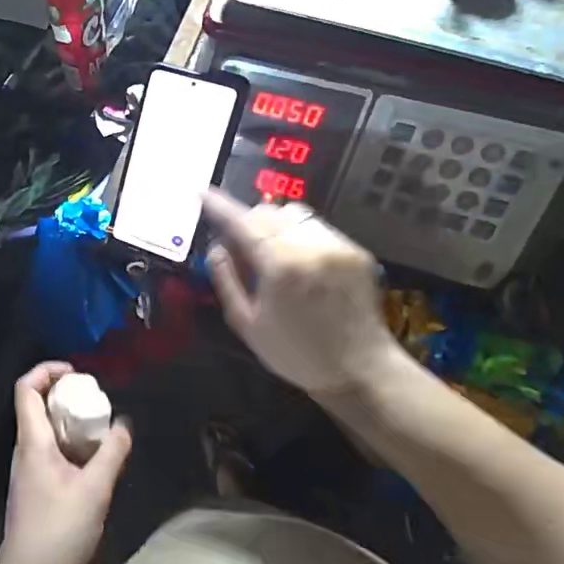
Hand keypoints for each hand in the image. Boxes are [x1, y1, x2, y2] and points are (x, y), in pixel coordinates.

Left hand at [0, 362, 130, 563]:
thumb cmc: (59, 531)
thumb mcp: (95, 491)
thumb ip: (112, 454)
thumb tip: (124, 424)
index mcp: (32, 441)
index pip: (26, 388)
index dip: (46, 370)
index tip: (76, 373)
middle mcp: (24, 449)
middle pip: (36, 405)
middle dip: (65, 394)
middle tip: (96, 401)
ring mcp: (26, 469)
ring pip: (43, 429)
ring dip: (69, 421)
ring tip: (100, 430)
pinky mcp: (33, 486)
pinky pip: (48, 449)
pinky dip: (68, 443)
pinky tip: (91, 461)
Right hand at [202, 189, 405, 398]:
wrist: (360, 369)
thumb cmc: (296, 353)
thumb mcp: (247, 323)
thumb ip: (226, 279)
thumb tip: (216, 248)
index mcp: (280, 265)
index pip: (242, 222)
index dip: (219, 206)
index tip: (203, 193)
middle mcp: (310, 247)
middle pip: (267, 211)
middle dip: (247, 221)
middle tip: (239, 247)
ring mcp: (337, 246)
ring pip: (294, 214)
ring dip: (274, 225)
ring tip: (271, 254)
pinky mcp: (355, 251)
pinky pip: (317, 227)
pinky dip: (299, 235)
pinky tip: (299, 262)